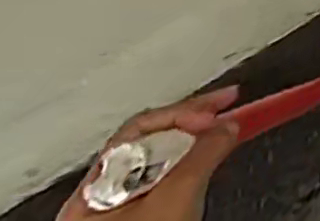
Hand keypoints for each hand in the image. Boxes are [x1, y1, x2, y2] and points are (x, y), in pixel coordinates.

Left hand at [57, 86, 241, 220]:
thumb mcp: (178, 200)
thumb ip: (205, 154)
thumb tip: (226, 126)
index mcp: (93, 190)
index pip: (142, 127)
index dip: (184, 113)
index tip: (220, 109)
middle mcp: (96, 202)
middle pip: (147, 143)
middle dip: (189, 124)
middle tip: (225, 110)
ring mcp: (113, 220)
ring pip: (154, 166)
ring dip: (189, 148)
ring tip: (217, 138)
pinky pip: (159, 187)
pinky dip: (184, 173)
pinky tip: (200, 174)